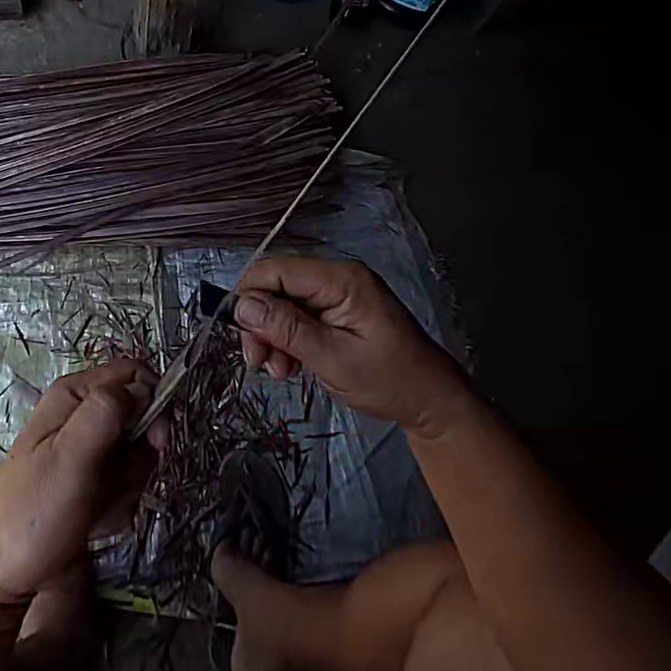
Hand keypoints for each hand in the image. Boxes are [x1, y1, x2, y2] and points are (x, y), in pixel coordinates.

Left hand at [0, 359, 166, 628]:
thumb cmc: (32, 514)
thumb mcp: (70, 457)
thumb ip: (105, 412)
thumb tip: (141, 387)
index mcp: (73, 394)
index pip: (135, 374)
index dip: (154, 402)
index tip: (157, 441)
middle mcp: (82, 413)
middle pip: (143, 415)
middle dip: (141, 453)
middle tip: (121, 482)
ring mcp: (87, 446)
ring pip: (139, 451)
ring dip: (130, 483)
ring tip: (100, 506)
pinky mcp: (91, 477)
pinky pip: (127, 478)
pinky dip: (121, 501)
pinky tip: (96, 519)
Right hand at [234, 257, 471, 436]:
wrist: (431, 401)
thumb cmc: (390, 380)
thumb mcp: (333, 359)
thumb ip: (287, 329)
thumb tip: (243, 305)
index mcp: (340, 279)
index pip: (276, 269)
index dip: (249, 296)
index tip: (240, 334)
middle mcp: (336, 278)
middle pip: (276, 286)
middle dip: (260, 323)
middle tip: (257, 362)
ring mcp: (336, 295)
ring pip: (282, 305)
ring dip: (271, 337)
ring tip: (278, 372)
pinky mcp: (335, 313)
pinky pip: (297, 318)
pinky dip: (286, 341)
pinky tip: (289, 367)